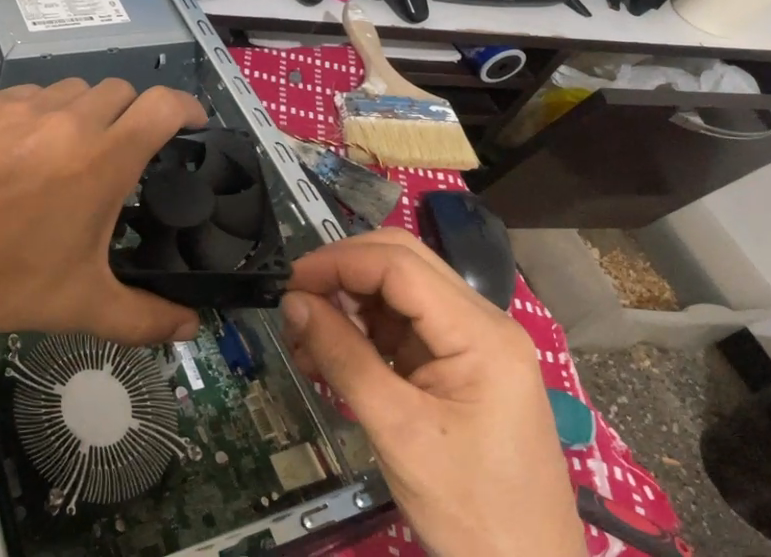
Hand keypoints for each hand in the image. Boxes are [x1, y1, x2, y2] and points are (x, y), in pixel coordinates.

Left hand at [0, 77, 207, 351]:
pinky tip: (18, 156)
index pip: (164, 106)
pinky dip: (39, 116)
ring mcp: (18, 105)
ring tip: (70, 156)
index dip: (188, 109)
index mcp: (101, 158)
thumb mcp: (78, 305)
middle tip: (125, 157)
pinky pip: (27, 96)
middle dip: (133, 116)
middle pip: (120, 92)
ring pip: (71, 89)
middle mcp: (65, 117)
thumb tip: (191, 326)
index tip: (192, 126)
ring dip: (84, 113)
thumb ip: (146, 318)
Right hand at [280, 230, 582, 556]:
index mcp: (480, 333)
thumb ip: (343, 357)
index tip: (288, 286)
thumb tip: (292, 301)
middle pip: (400, 264)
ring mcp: (472, 344)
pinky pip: (401, 327)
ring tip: (306, 347)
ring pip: (396, 292)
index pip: (398, 264)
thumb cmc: (470, 507)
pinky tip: (329, 361)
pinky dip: (361, 334)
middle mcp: (481, 323)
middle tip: (295, 308)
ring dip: (346, 306)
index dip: (337, 262)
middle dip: (341, 276)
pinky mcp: (458, 367)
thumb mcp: (397, 431)